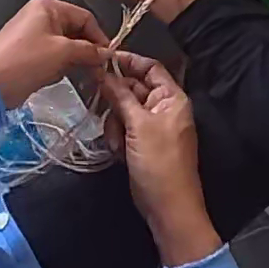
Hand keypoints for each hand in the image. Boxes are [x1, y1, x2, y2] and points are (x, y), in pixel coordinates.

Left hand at [0, 0, 111, 107]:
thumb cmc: (27, 61)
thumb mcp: (63, 52)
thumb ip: (89, 51)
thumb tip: (108, 54)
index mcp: (48, 6)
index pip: (85, 17)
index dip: (99, 37)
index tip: (108, 58)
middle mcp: (41, 16)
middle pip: (76, 31)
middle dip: (88, 51)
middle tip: (99, 71)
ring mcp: (34, 35)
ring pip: (66, 46)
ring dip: (76, 61)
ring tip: (86, 77)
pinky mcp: (30, 53)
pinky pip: (54, 56)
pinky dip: (62, 66)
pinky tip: (65, 77)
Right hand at [98, 52, 221, 267]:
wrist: (168, 208)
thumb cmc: (159, 162)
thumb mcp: (138, 125)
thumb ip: (121, 95)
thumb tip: (103, 71)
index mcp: (171, 98)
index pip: (150, 67)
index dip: (128, 61)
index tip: (103, 59)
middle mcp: (163, 107)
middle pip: (133, 88)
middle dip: (116, 99)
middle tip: (97, 101)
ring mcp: (152, 126)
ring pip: (124, 109)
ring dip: (115, 123)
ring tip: (116, 141)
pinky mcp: (142, 143)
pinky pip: (124, 128)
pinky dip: (117, 137)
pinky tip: (118, 151)